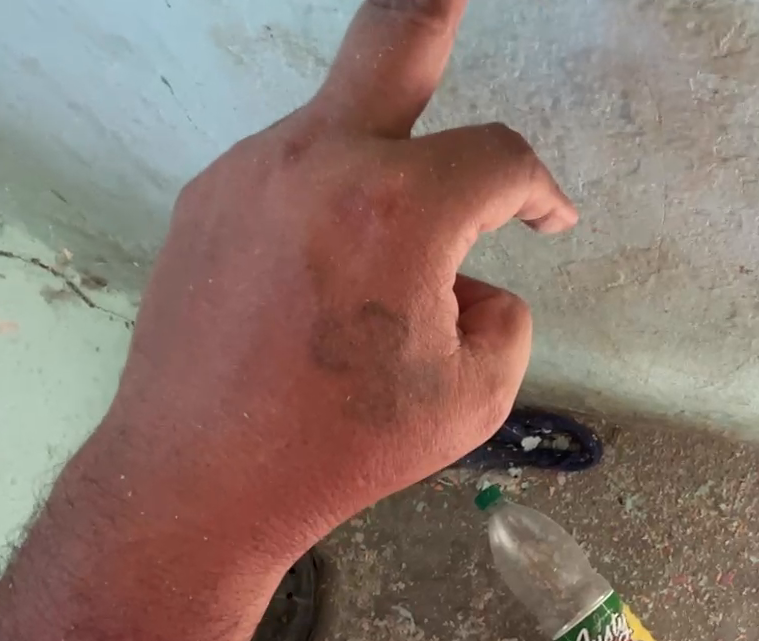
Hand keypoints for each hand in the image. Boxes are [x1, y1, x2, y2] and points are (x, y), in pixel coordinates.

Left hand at [105, 0, 577, 553]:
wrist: (205, 475)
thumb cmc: (350, 445)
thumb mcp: (475, 397)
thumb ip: (504, 319)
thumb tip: (472, 283)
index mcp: (401, 209)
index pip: (501, 160)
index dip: (543, 190)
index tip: (553, 221)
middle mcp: (320, 161)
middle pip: (395, 37)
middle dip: (438, 7)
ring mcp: (250, 172)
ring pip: (343, 129)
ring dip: (389, 172)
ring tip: (391, 268)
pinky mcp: (206, 202)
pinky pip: (294, 178)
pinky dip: (334, 211)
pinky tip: (326, 286)